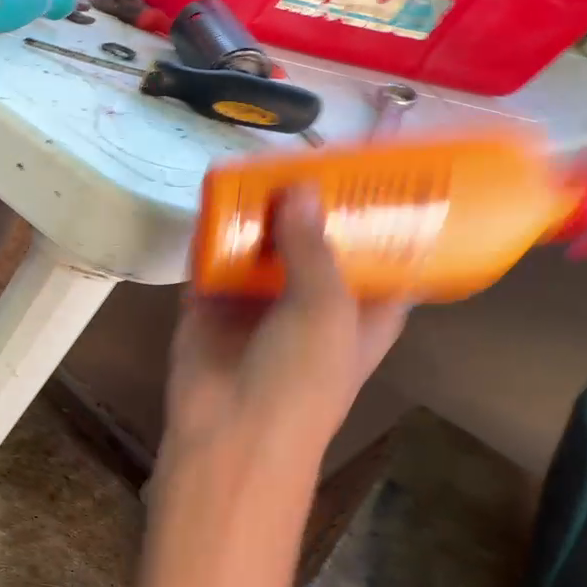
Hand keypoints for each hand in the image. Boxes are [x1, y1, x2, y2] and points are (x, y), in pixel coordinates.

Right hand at [164, 187, 408, 461]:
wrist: (229, 430)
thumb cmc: (300, 377)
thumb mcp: (325, 306)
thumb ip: (311, 246)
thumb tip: (298, 188)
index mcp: (361, 309)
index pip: (381, 253)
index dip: (381, 214)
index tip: (378, 168)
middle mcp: (310, 304)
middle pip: (313, 244)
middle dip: (309, 207)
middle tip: (306, 156)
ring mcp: (255, 308)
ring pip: (258, 252)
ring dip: (255, 219)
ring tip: (256, 168)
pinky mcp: (205, 312)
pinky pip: (207, 267)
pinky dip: (207, 241)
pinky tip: (209, 202)